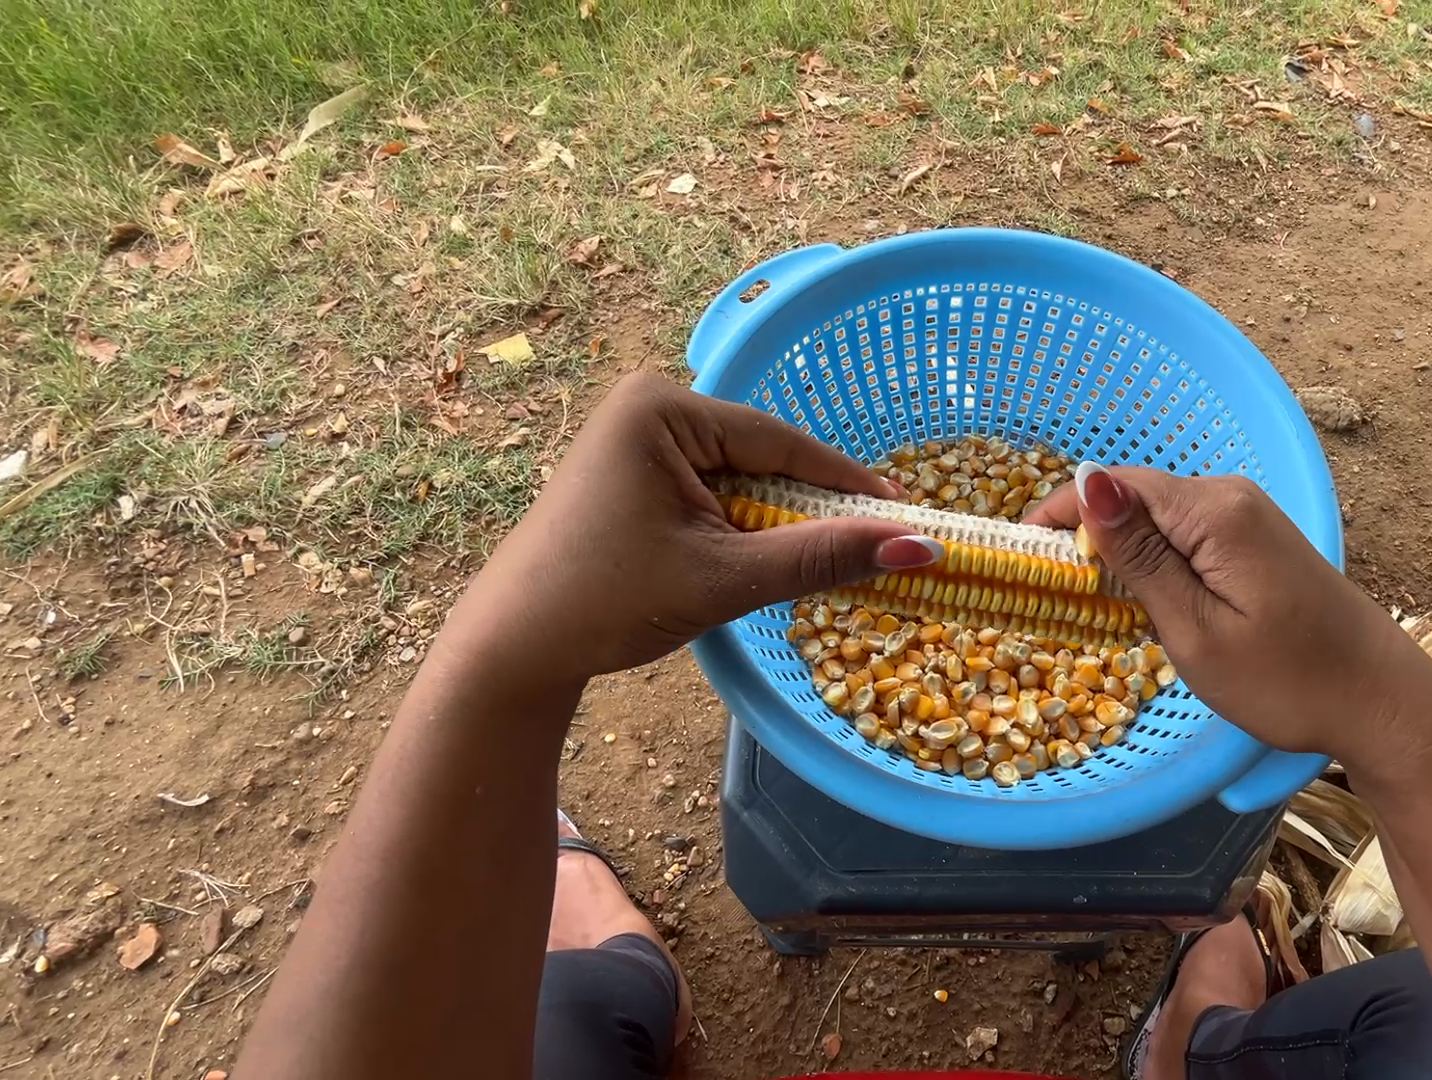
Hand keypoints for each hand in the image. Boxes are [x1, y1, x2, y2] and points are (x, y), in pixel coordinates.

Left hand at [433, 374, 937, 690]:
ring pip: (744, 477)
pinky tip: (771, 552)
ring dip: (783, 519)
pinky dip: (748, 525)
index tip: (906, 510)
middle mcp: (651, 407)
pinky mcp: (637, 473)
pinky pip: (715, 491)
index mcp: (663, 409)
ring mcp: (640, 439)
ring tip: (830, 555)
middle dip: (815, 505)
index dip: (849, 481)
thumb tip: (920, 546)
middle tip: (875, 541)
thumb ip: (823, 557)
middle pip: (764, 457)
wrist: (511, 649)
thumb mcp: (727, 577)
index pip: (782, 441)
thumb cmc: (610, 603)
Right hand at [1027, 464, 1431, 767]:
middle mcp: (1228, 495)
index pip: (1111, 484)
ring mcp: (1245, 514)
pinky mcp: (1253, 536)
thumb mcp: (1195, 627)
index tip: (1021, 551)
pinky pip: (1182, 530)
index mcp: (1212, 510)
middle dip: (1084, 531)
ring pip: (1154, 513)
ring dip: (1115, 546)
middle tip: (1051, 587)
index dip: (1059, 510)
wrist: (1382, 704)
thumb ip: (1138, 554)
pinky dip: (1149, 555)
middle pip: (1131, 493)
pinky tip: (1138, 591)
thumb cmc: (1285, 680)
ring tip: (1087, 596)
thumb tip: (1086, 480)